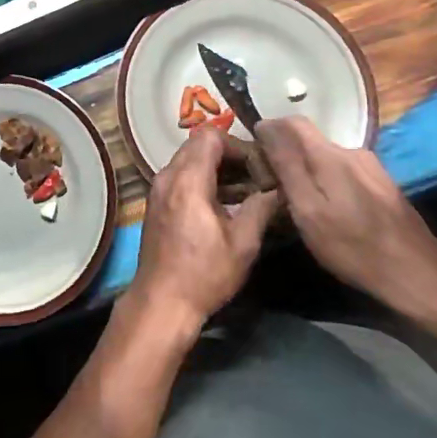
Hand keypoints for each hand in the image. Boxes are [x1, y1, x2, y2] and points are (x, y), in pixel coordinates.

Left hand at [128, 127, 279, 330]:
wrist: (161, 301)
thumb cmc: (204, 273)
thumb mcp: (243, 243)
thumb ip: (261, 208)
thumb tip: (279, 189)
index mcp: (187, 180)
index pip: (209, 136)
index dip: (237, 144)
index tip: (259, 165)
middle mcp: (167, 177)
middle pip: (198, 146)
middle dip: (230, 157)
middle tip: (258, 177)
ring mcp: (158, 190)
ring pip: (189, 162)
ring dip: (217, 170)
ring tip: (248, 193)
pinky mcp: (157, 203)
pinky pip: (181, 178)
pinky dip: (203, 182)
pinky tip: (226, 205)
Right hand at [255, 117, 436, 313]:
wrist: (418, 275)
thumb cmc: (353, 247)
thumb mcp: (309, 210)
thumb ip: (287, 166)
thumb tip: (266, 127)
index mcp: (330, 155)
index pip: (292, 122)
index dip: (269, 131)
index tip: (254, 155)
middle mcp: (353, 152)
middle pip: (310, 140)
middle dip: (286, 154)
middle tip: (271, 186)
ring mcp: (372, 168)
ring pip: (327, 157)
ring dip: (307, 170)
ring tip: (297, 201)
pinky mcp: (383, 185)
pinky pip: (344, 171)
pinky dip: (327, 181)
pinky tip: (328, 209)